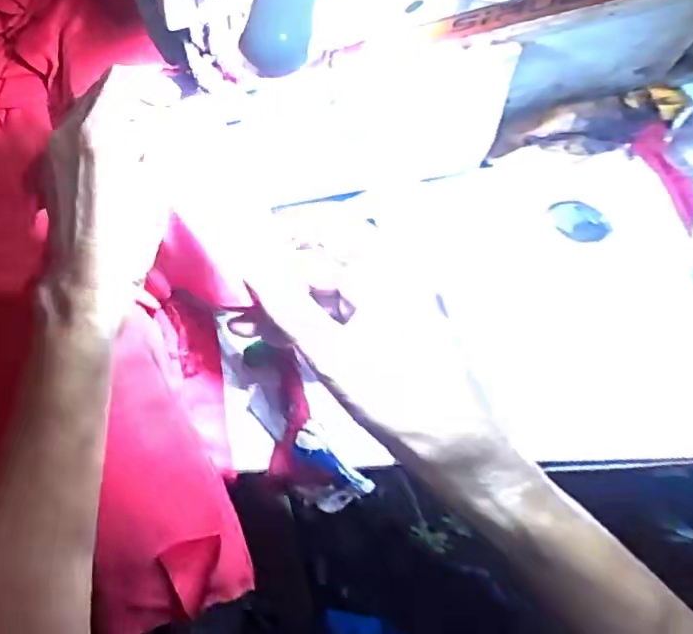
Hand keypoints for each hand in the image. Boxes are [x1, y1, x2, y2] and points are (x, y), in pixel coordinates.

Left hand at [42, 66, 178, 336]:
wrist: (83, 276)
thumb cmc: (128, 236)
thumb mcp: (158, 182)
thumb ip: (163, 137)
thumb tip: (174, 112)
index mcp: (96, 131)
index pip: (120, 79)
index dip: (152, 81)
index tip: (173, 100)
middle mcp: (66, 130)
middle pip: (101, 89)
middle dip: (135, 93)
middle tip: (163, 114)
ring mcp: (52, 146)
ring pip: (86, 107)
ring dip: (117, 109)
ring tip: (144, 133)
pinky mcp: (48, 164)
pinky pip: (75, 128)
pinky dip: (99, 126)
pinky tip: (120, 149)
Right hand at [242, 223, 514, 484]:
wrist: (458, 457)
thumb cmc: (396, 398)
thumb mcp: (330, 353)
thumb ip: (284, 306)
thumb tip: (244, 265)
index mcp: (378, 276)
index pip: (318, 235)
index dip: (276, 238)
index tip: (239, 250)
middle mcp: (379, 282)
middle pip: (313, 262)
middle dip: (270, 276)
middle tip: (234, 294)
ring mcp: (376, 308)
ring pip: (314, 290)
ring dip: (276, 303)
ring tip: (239, 321)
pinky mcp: (372, 332)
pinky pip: (324, 313)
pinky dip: (295, 322)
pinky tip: (264, 336)